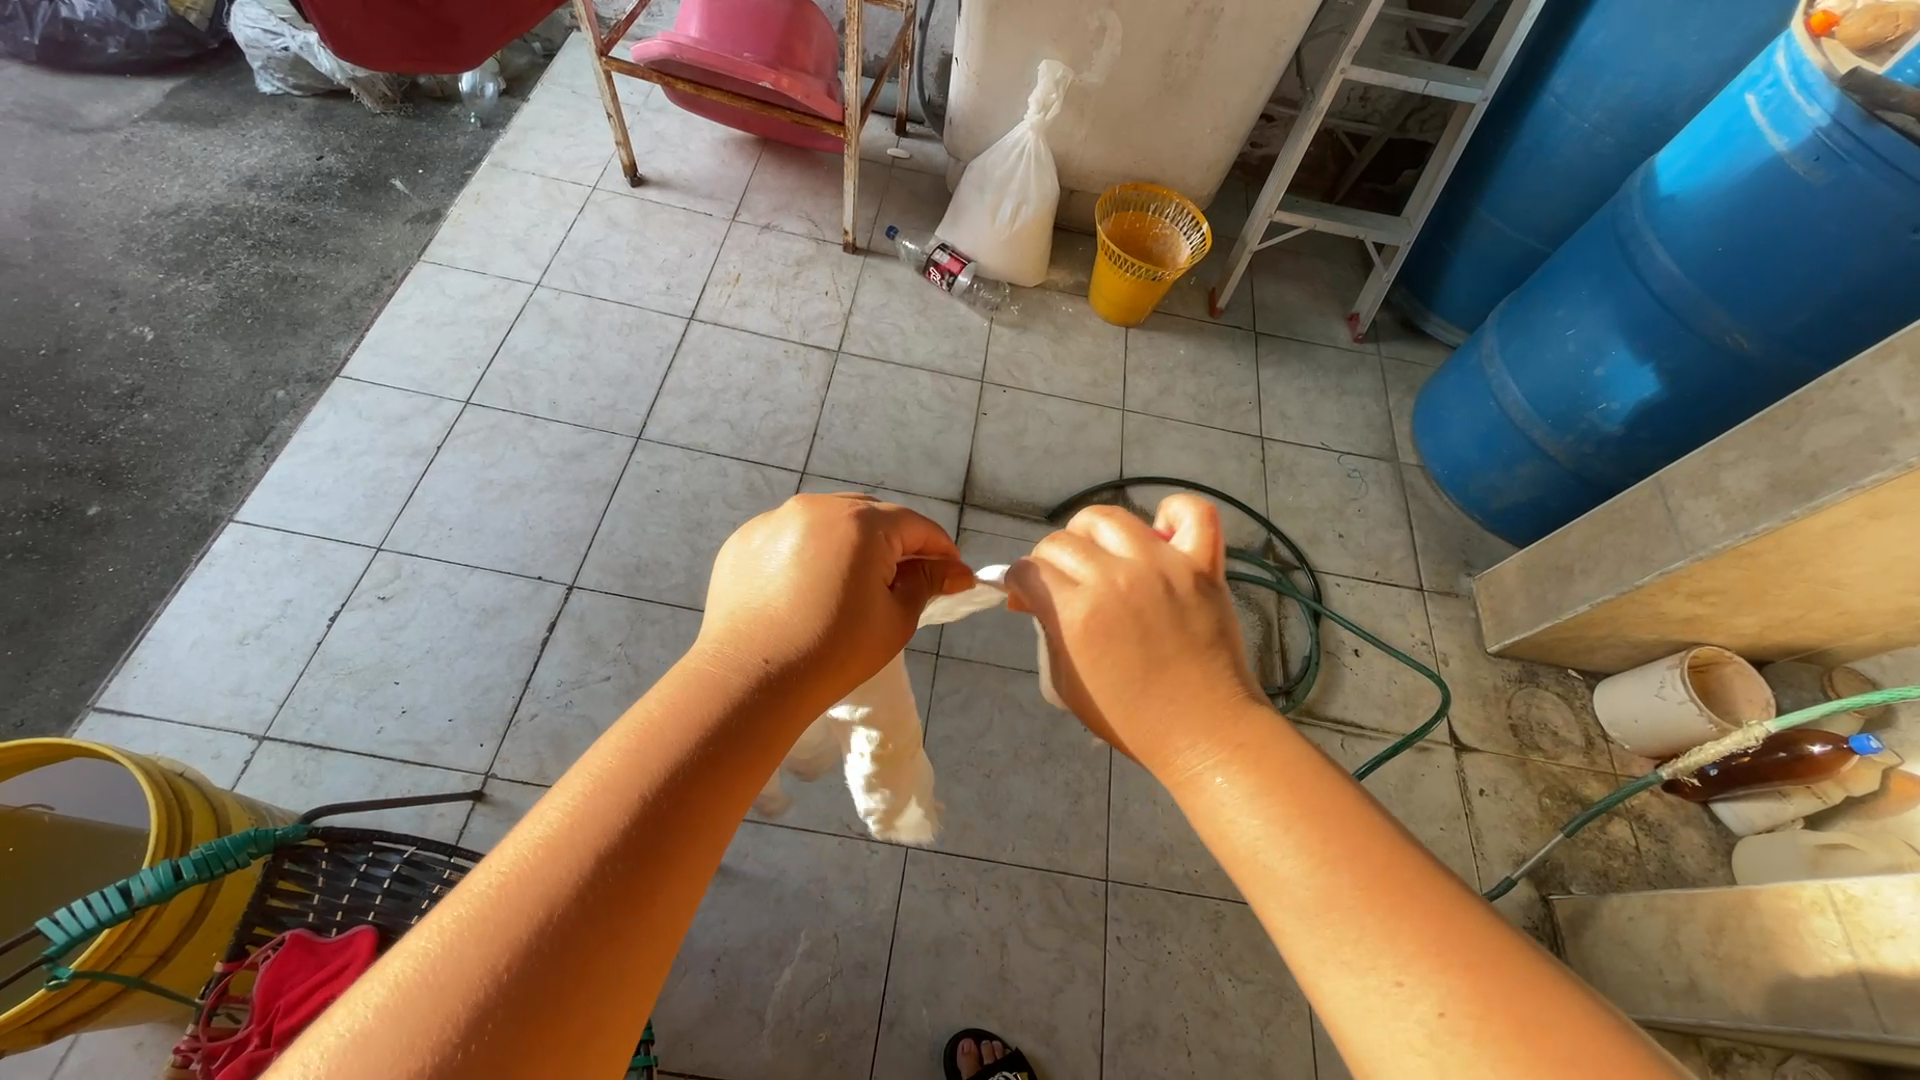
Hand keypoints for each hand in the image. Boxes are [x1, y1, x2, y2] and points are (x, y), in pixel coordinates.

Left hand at [694, 493, 973, 716]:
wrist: (750, 679)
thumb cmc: (835, 652)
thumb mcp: (895, 620)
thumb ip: (926, 584)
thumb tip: (955, 571)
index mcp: (860, 523)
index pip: (914, 525)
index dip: (939, 549)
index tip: (954, 573)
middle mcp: (816, 508)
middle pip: (870, 516)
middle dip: (894, 543)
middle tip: (906, 580)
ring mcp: (774, 521)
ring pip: (827, 523)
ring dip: (849, 544)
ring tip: (853, 584)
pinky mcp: (744, 541)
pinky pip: (790, 538)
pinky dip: (807, 554)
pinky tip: (807, 590)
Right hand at [1005, 496, 1265, 773]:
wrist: (1204, 732)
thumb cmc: (1129, 719)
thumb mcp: (1065, 683)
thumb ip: (1045, 630)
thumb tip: (1029, 595)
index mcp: (1077, 613)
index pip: (1029, 570)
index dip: (1021, 582)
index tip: (1028, 594)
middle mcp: (1116, 579)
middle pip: (1061, 542)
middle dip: (1049, 563)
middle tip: (1063, 586)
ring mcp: (1162, 566)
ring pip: (1108, 518)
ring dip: (1091, 534)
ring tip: (1100, 557)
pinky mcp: (1202, 565)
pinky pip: (1191, 512)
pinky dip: (1173, 513)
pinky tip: (1161, 533)